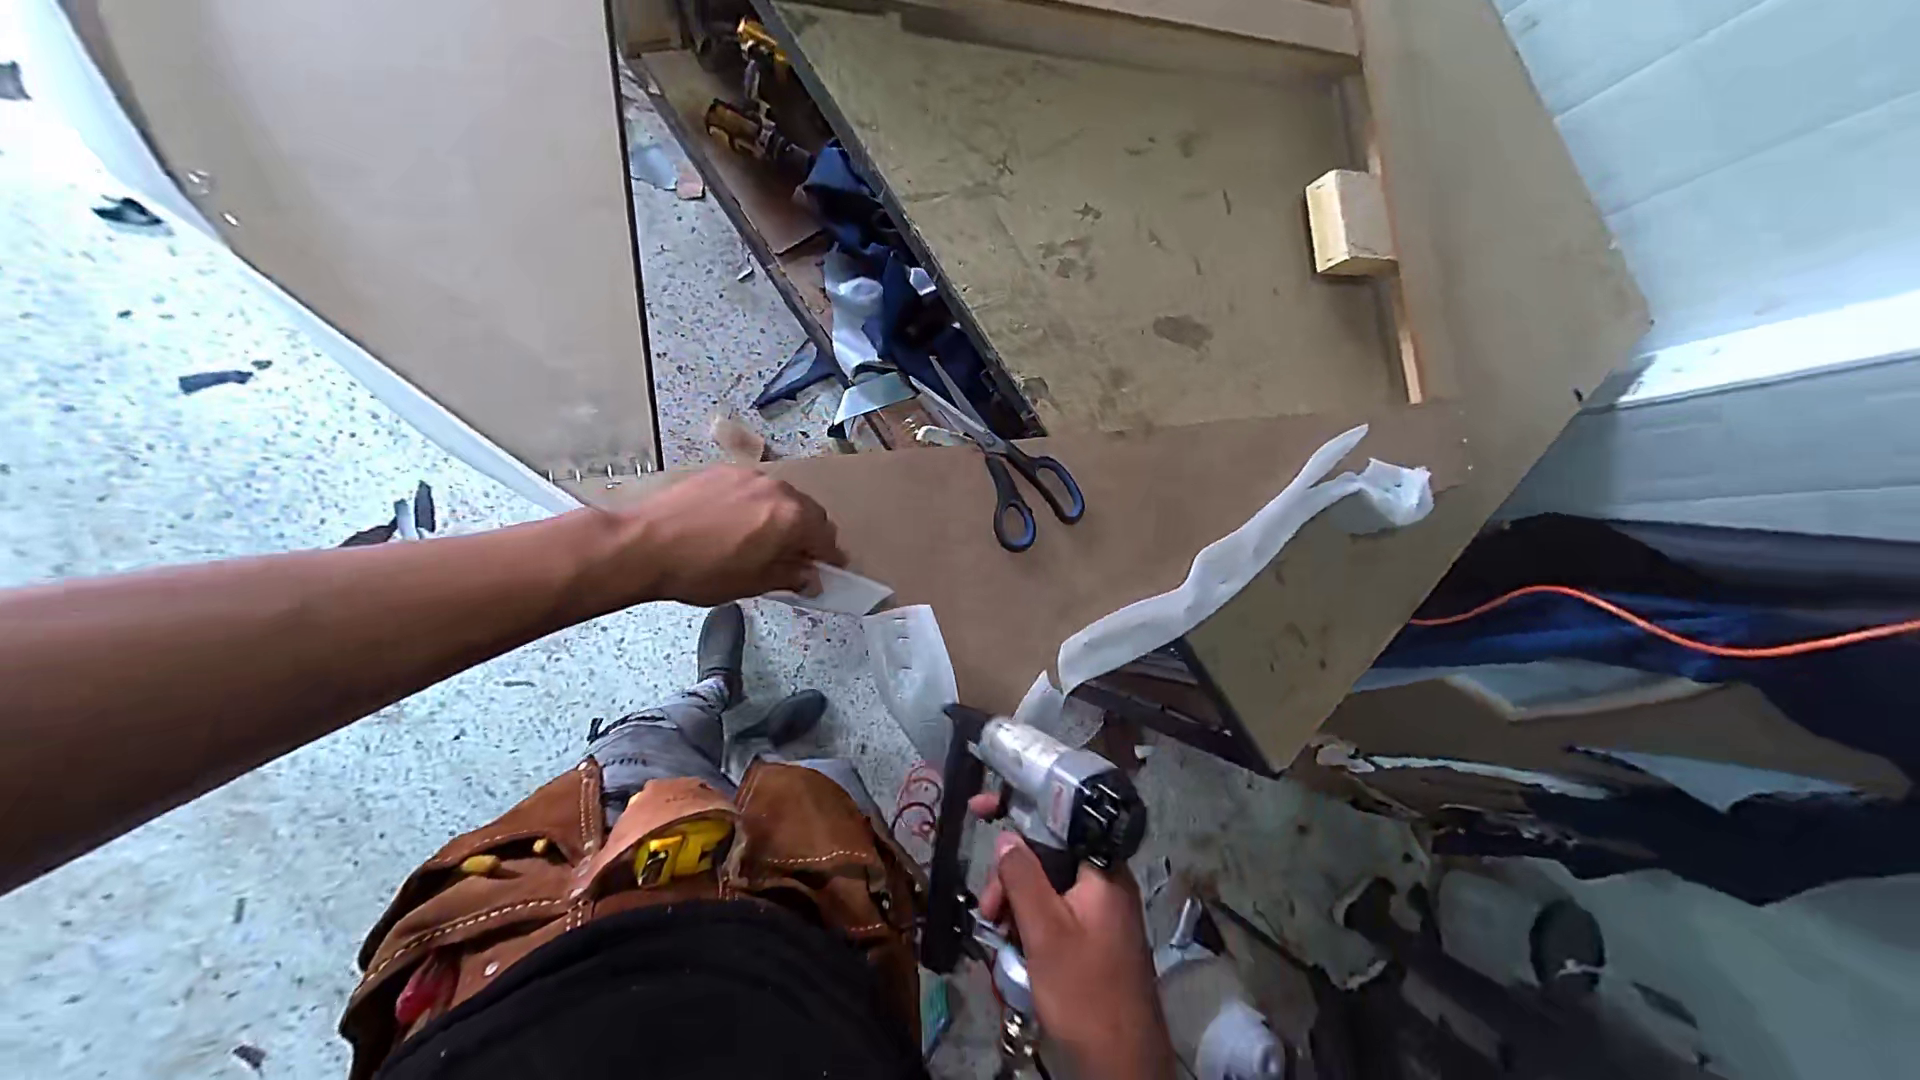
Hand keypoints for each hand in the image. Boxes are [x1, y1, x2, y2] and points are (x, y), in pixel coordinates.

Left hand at [577, 466, 847, 609]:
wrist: (643, 545)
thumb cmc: (696, 569)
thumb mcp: (753, 584)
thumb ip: (791, 576)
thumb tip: (810, 577)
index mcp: (791, 518)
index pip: (827, 537)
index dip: (829, 557)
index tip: (828, 568)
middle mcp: (776, 490)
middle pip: (809, 513)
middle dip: (808, 536)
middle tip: (795, 560)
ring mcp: (749, 477)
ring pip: (782, 498)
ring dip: (782, 518)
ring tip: (762, 543)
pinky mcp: (724, 472)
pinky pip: (754, 489)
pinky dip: (756, 506)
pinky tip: (736, 526)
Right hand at [972, 795, 1175, 1079]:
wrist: (1122, 1067)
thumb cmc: (1085, 991)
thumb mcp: (1044, 931)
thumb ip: (1022, 877)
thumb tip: (1006, 837)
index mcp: (1102, 870)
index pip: (1058, 819)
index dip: (1018, 809)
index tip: (981, 806)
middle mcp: (1105, 883)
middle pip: (1047, 856)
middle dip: (1011, 878)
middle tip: (990, 911)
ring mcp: (1101, 912)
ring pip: (1048, 887)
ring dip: (1017, 906)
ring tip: (1000, 937)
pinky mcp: (1094, 938)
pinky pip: (1056, 913)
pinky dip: (1032, 925)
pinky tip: (1016, 950)